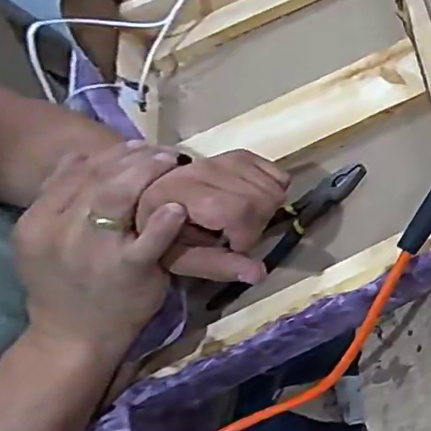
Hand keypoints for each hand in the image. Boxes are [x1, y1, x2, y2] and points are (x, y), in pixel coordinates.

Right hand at [10, 141, 189, 360]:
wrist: (73, 333)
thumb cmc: (70, 281)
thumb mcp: (50, 238)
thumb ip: (61, 198)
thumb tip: (77, 155)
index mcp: (36, 223)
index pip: (74, 175)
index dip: (112, 155)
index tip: (141, 145)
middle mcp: (57, 234)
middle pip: (96, 182)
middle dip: (135, 160)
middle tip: (166, 151)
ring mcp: (90, 252)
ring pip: (114, 201)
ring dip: (147, 177)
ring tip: (175, 162)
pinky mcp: (125, 270)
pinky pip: (145, 242)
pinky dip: (163, 222)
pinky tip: (178, 207)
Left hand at [135, 150, 289, 282]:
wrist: (150, 208)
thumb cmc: (162, 240)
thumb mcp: (181, 259)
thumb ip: (218, 266)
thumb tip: (260, 274)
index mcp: (178, 195)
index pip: (238, 211)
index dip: (245, 236)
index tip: (232, 247)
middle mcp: (202, 170)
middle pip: (260, 200)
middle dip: (257, 225)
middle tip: (237, 235)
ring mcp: (224, 160)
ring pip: (275, 189)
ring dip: (267, 211)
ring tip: (243, 220)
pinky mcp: (241, 156)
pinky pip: (280, 175)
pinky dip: (276, 192)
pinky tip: (253, 201)